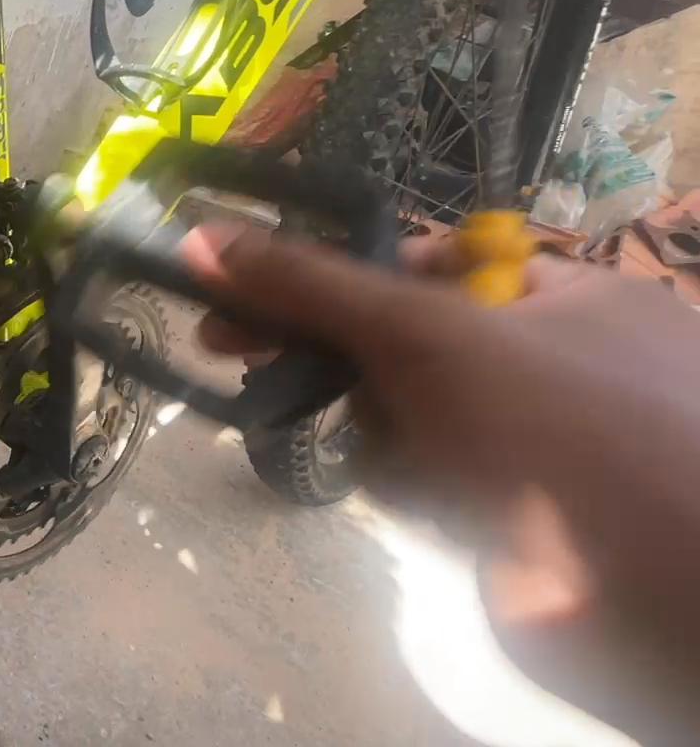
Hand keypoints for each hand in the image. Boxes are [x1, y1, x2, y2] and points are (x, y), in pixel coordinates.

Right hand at [188, 225, 699, 733]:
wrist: (668, 616)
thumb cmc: (558, 435)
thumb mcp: (422, 331)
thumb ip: (306, 283)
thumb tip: (199, 237)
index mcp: (562, 298)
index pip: (411, 262)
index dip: (325, 273)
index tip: (244, 289)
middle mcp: (544, 358)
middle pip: (387, 332)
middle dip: (316, 346)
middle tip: (224, 345)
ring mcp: (522, 434)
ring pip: (387, 401)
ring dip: (362, 419)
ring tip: (384, 449)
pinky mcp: (499, 500)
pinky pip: (408, 461)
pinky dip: (395, 473)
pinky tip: (421, 496)